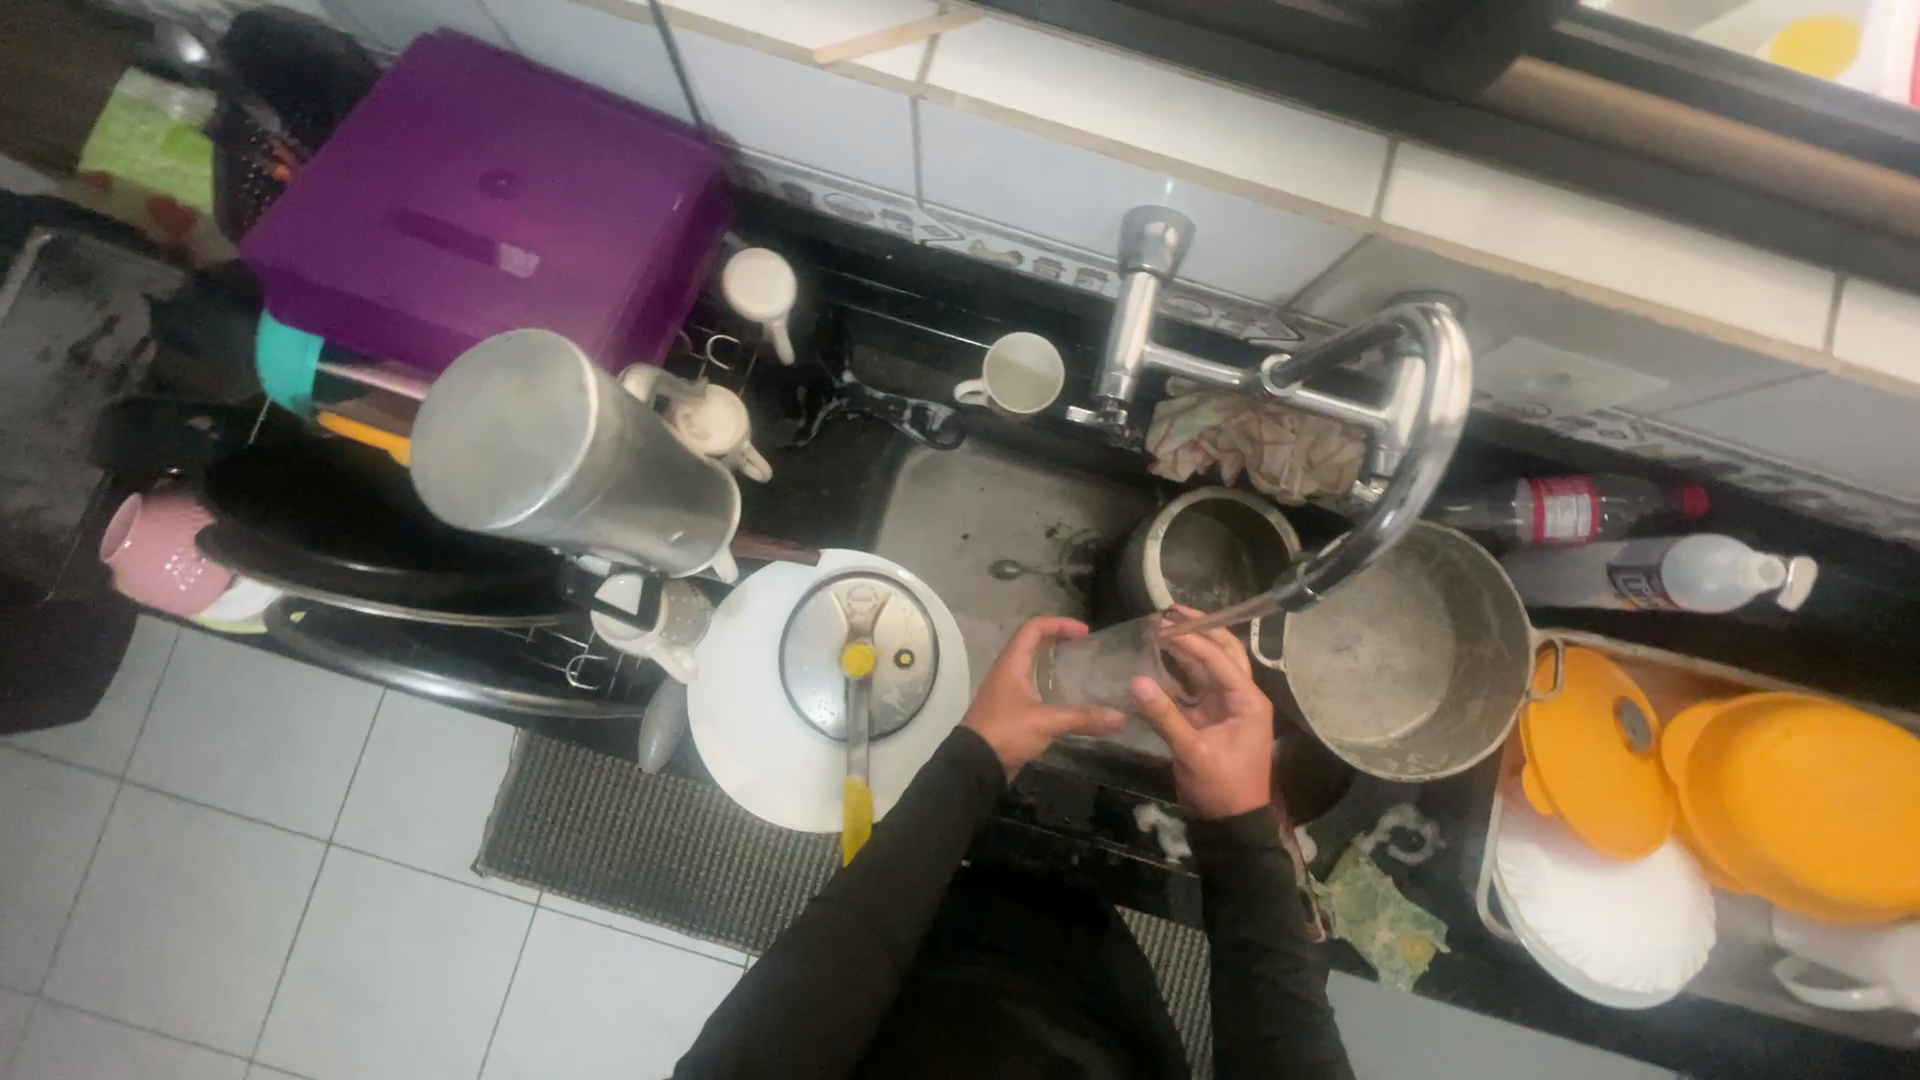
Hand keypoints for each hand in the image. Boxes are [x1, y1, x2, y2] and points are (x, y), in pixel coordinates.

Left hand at [963, 617, 1125, 777]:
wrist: (975, 764)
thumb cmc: (1006, 731)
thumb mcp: (1046, 722)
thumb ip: (1083, 718)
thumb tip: (1121, 717)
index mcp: (1012, 663)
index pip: (1033, 628)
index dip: (1059, 624)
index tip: (1085, 633)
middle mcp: (1008, 671)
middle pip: (1033, 644)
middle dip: (1059, 640)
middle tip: (1086, 648)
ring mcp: (1007, 691)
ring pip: (1032, 666)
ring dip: (1054, 664)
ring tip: (1082, 670)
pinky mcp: (1011, 710)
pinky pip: (1033, 688)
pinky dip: (1051, 686)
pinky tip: (1069, 700)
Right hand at [1131, 609, 1273, 818]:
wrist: (1229, 823)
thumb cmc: (1221, 788)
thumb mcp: (1192, 753)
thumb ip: (1164, 716)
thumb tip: (1135, 680)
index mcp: (1248, 702)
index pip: (1219, 659)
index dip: (1191, 639)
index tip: (1163, 623)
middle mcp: (1241, 696)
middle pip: (1225, 651)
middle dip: (1201, 628)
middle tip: (1170, 611)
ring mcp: (1226, 705)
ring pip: (1211, 663)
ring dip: (1191, 643)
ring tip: (1163, 625)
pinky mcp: (1211, 715)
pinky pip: (1196, 682)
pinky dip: (1180, 667)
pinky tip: (1159, 655)